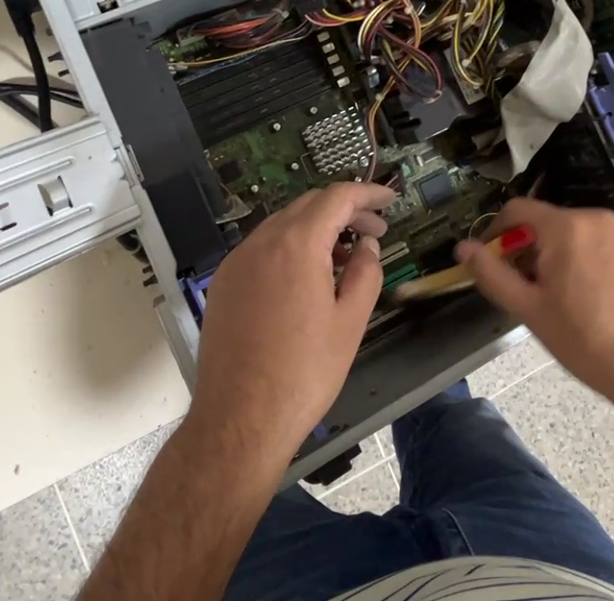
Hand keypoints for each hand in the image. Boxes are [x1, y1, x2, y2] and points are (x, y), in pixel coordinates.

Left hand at [189, 183, 395, 458]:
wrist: (239, 419)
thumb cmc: (303, 373)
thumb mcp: (350, 322)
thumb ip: (366, 273)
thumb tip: (367, 246)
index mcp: (296, 245)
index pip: (337, 197)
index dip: (368, 193)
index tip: (390, 199)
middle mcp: (261, 242)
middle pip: (307, 205)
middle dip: (344, 211)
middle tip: (373, 233)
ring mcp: (236, 262)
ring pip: (282, 225)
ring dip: (316, 229)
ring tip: (343, 258)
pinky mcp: (223, 284)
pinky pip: (262, 249)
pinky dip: (290, 248)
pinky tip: (306, 278)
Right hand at [458, 198, 613, 407]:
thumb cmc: (587, 341)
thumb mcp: (529, 309)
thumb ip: (491, 273)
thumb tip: (462, 249)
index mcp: (566, 227)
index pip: (516, 210)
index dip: (495, 232)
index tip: (489, 261)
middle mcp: (595, 218)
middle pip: (544, 222)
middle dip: (526, 249)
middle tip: (522, 289)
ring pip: (570, 234)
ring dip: (552, 255)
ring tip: (553, 297)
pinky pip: (595, 243)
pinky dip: (580, 259)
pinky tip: (583, 297)